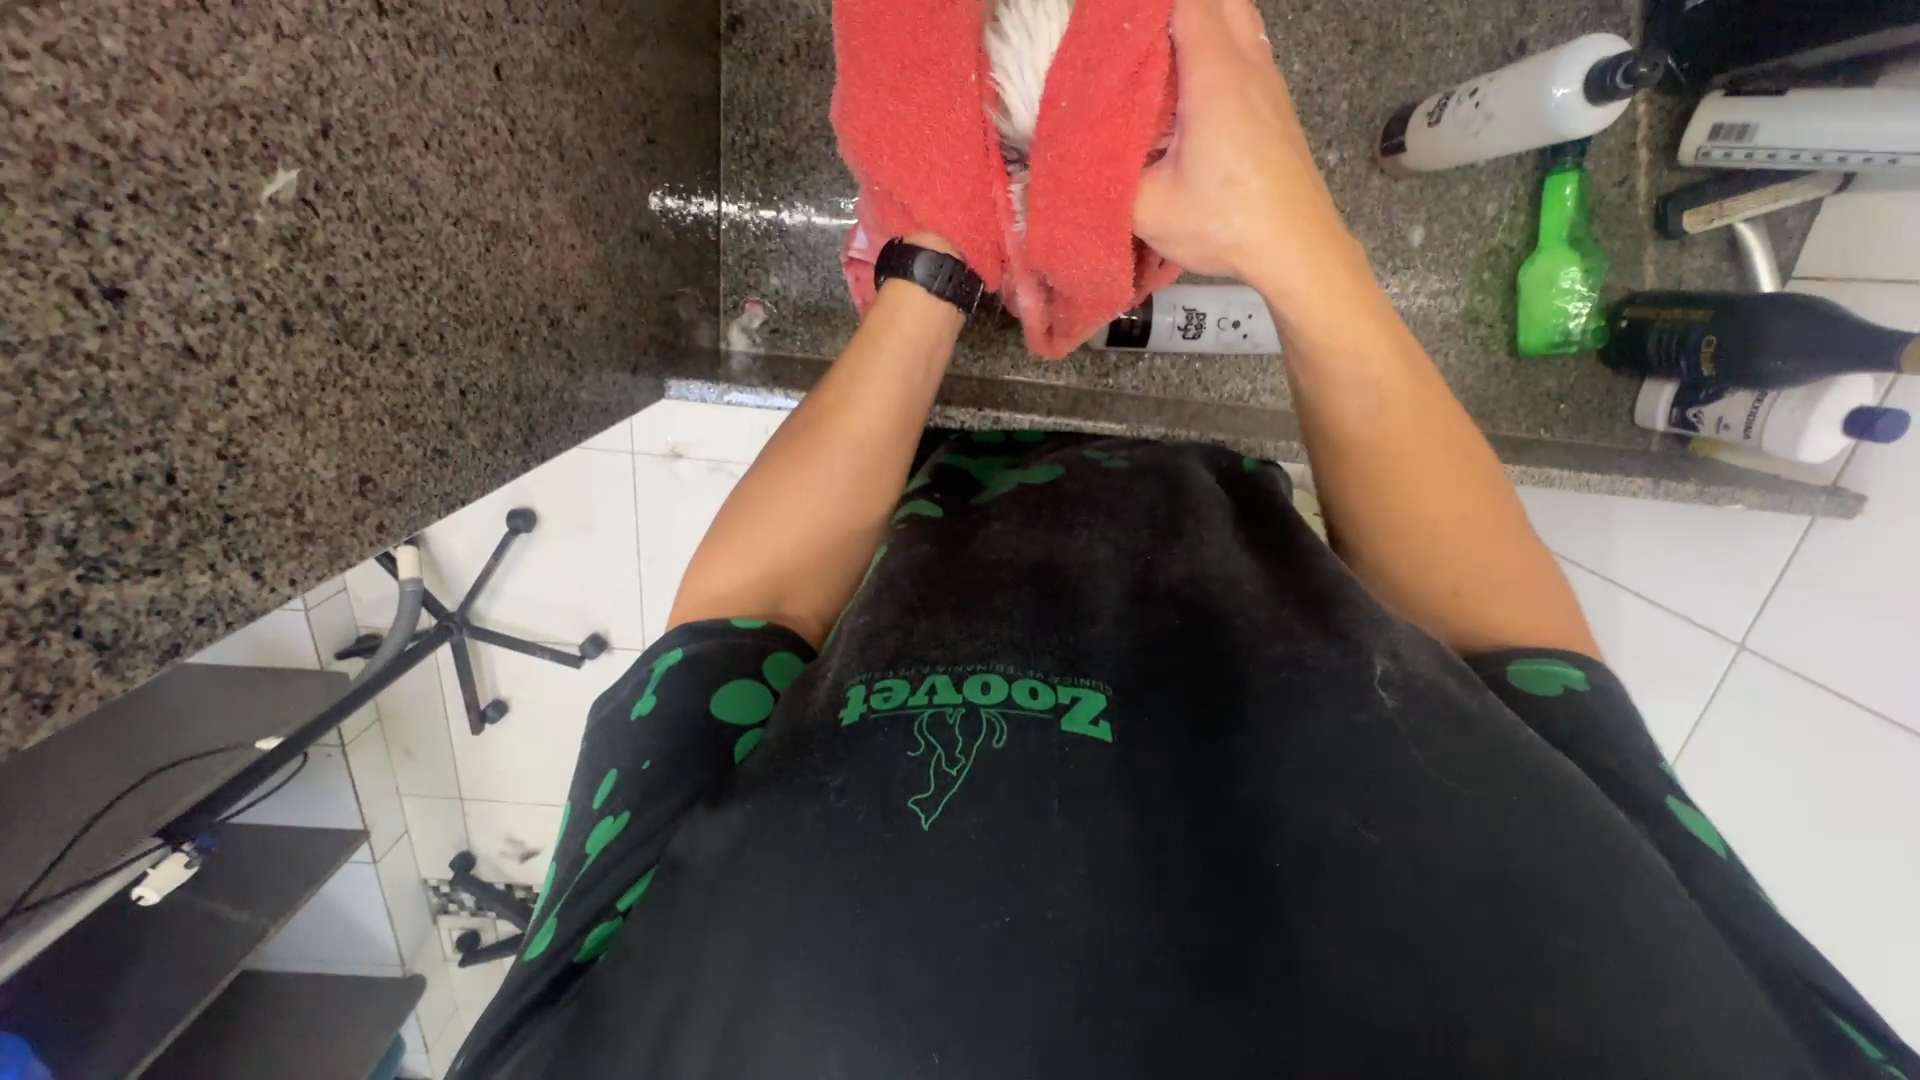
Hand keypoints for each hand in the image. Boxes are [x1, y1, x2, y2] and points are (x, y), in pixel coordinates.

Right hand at [1133, 0, 1362, 304]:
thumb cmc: (1224, 225)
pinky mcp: (1274, 101)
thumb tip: (1072, 154)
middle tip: (1132, 33)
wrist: (1296, 248)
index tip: (1108, 22)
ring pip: (1236, 15)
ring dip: (1199, 18)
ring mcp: (1267, 78)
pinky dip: (1217, 41)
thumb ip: (1108, 173)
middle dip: (1172, 6)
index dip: (1143, 6)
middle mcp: (1247, 62)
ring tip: (1156, 49)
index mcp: (1214, 74)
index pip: (1184, 1)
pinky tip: (1189, 79)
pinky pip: (1246, 44)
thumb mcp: (1148, 209)